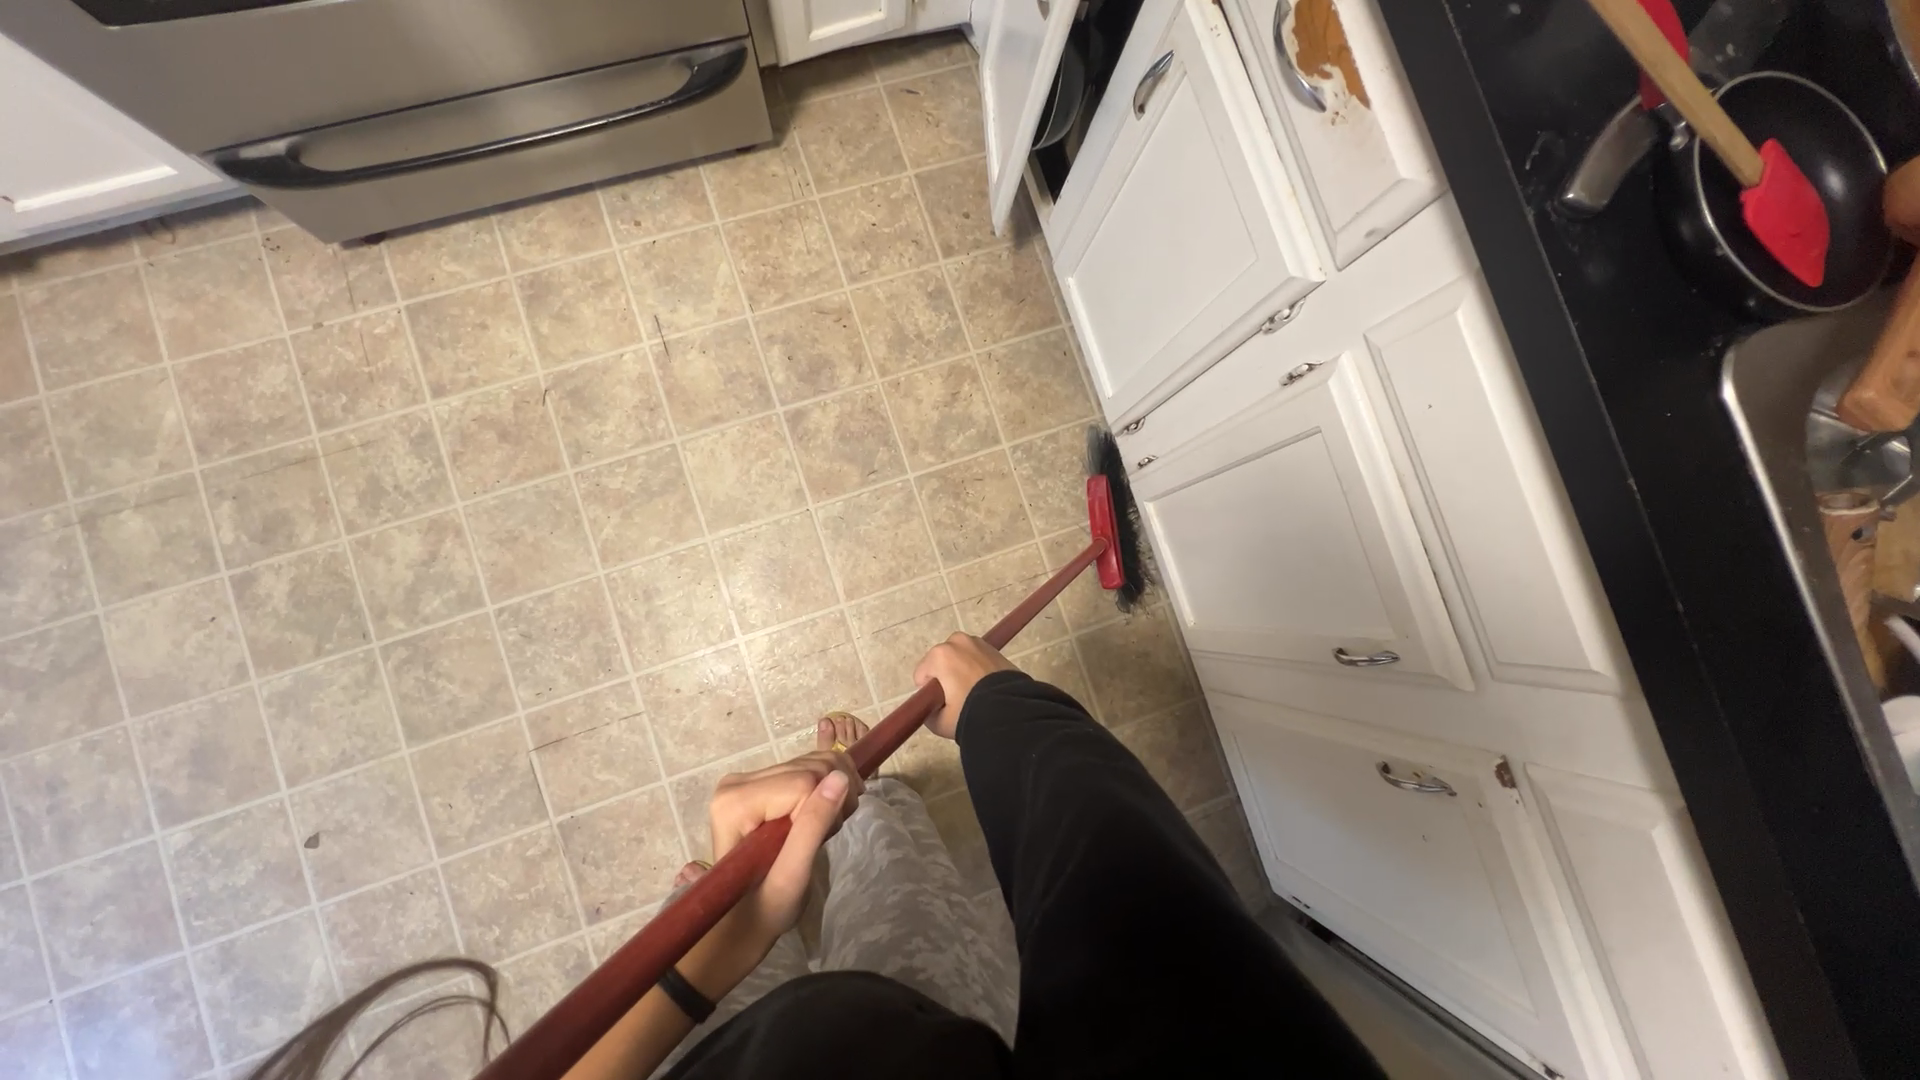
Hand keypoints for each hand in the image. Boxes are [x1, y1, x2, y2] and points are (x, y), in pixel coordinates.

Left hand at [704, 745, 863, 953]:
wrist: (740, 924)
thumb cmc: (762, 911)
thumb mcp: (793, 876)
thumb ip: (813, 825)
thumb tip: (840, 779)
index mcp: (736, 802)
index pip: (804, 782)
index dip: (825, 809)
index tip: (825, 840)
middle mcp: (737, 783)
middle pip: (810, 767)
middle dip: (834, 796)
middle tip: (829, 834)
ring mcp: (747, 780)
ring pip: (813, 763)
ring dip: (834, 792)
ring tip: (824, 829)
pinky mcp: (760, 782)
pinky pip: (808, 768)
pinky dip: (826, 788)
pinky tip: (821, 813)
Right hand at [911, 632, 1016, 738]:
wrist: (1011, 711)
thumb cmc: (970, 712)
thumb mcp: (939, 722)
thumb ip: (927, 713)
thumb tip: (932, 707)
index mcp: (940, 655)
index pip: (922, 675)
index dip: (929, 693)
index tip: (942, 704)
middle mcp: (957, 641)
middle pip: (940, 662)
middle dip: (945, 678)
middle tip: (958, 699)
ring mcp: (978, 642)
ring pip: (958, 659)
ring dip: (960, 672)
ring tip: (973, 693)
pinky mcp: (994, 648)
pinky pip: (975, 659)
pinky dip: (975, 669)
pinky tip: (984, 687)